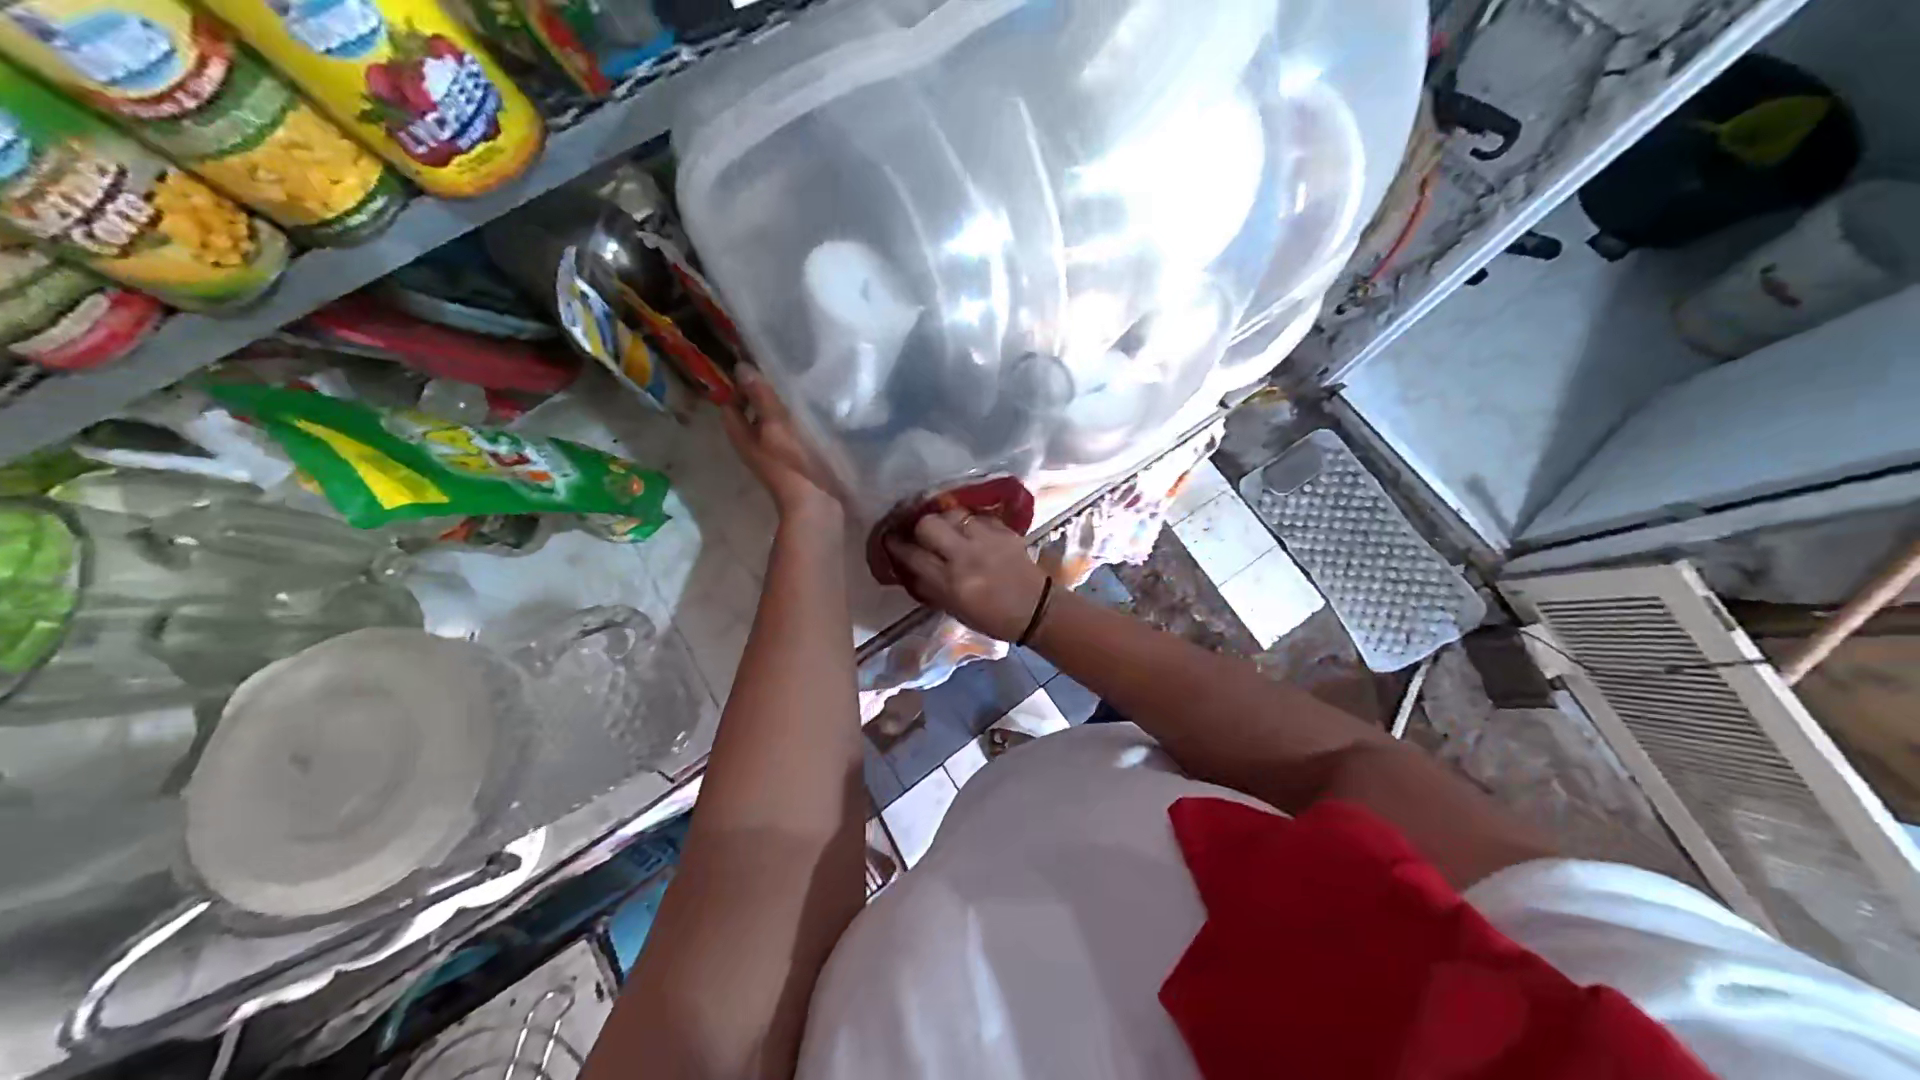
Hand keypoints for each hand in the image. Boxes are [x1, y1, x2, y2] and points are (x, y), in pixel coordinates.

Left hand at [721, 368, 840, 522]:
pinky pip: (784, 436)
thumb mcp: (775, 425)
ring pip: (767, 425)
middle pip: (747, 415)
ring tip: (794, 391)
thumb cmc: (792, 465)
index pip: (729, 405)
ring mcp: (771, 455)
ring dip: (776, 409)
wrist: (815, 506)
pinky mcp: (790, 462)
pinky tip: (807, 416)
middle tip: (777, 375)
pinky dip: (790, 423)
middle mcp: (751, 445)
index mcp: (741, 437)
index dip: (737, 387)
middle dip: (757, 395)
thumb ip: (760, 397)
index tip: (756, 369)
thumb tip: (741, 367)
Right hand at [886, 510, 1051, 640]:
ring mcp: (986, 541)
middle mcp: (965, 557)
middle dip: (919, 527)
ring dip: (945, 521)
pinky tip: (970, 530)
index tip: (890, 540)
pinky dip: (969, 522)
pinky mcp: (1004, 531)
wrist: (1036, 610)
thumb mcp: (954, 610)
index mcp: (951, 584)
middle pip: (928, 525)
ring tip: (947, 529)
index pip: (913, 556)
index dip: (896, 546)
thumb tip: (908, 565)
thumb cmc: (993, 618)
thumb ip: (930, 586)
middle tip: (921, 534)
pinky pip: (977, 516)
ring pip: (952, 514)